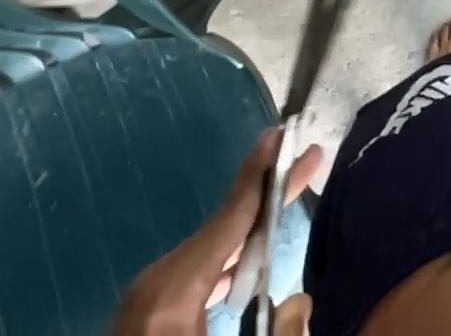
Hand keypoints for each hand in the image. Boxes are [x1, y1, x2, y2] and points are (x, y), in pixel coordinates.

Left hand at [112, 128, 323, 335]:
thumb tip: (299, 298)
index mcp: (174, 298)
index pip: (229, 220)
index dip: (261, 175)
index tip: (281, 133)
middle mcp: (156, 287)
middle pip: (223, 227)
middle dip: (267, 195)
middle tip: (306, 159)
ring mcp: (145, 302)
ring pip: (209, 249)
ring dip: (251, 226)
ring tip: (290, 195)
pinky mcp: (144, 318)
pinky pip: (196, 272)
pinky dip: (228, 256)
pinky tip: (251, 254)